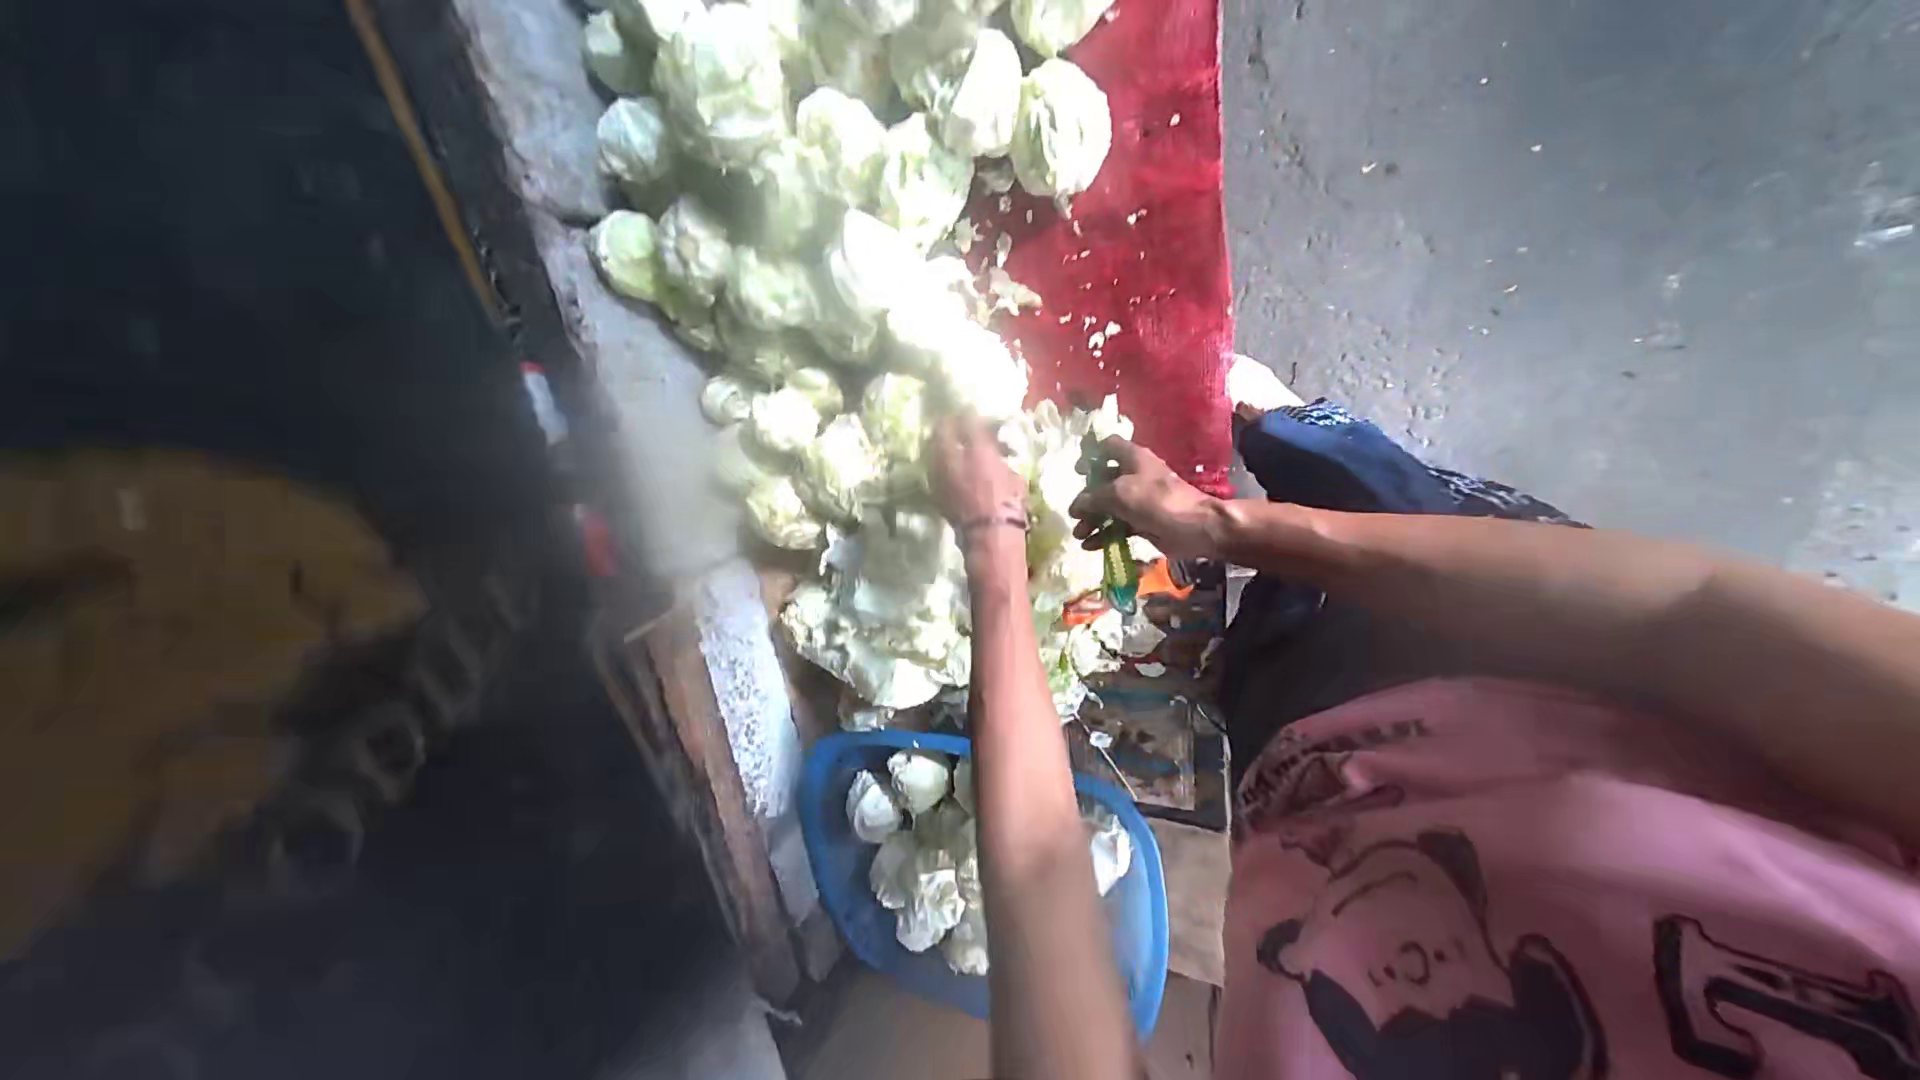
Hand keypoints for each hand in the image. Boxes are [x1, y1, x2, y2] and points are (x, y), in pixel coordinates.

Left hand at [929, 414, 1028, 552]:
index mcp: (979, 451)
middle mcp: (955, 459)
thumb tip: (997, 454)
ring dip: (937, 442)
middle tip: (950, 421)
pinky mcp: (934, 491)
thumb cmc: (1010, 506)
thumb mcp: (1014, 477)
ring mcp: (941, 475)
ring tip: (943, 441)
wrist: (990, 535)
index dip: (968, 414)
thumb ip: (1001, 460)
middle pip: (943, 431)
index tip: (969, 411)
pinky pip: (932, 468)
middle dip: (946, 424)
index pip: (968, 422)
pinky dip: (936, 462)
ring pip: (932, 449)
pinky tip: (942, 464)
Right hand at [1070, 437, 1224, 559]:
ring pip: (1108, 507)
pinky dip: (1104, 534)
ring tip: (1080, 535)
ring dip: (1092, 520)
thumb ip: (1093, 497)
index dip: (1090, 455)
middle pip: (1102, 482)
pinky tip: (1091, 546)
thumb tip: (1077, 505)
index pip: (1107, 446)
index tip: (1078, 472)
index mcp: (1132, 458)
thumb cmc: (1157, 501)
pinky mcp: (1143, 521)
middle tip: (1075, 515)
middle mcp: (1134, 476)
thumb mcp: (1119, 493)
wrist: (1195, 527)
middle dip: (1086, 499)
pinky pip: (1117, 526)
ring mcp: (1139, 500)